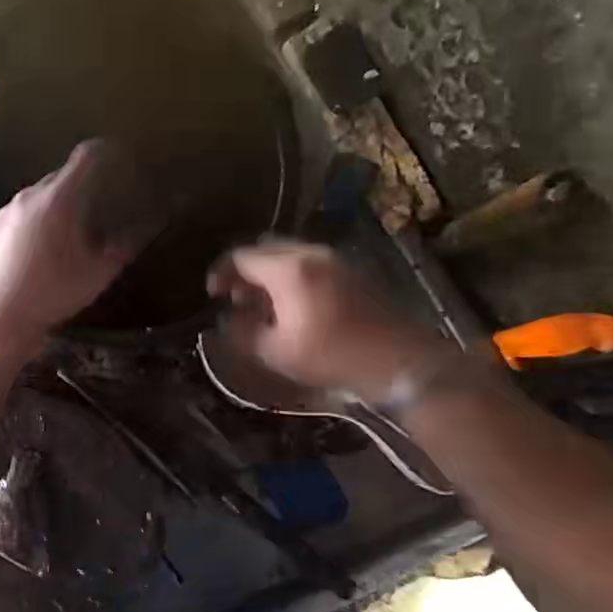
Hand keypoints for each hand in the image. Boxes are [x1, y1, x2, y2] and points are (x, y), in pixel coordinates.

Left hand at [0, 140, 154, 351]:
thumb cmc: (53, 294)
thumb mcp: (99, 271)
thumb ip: (128, 241)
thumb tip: (155, 220)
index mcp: (57, 198)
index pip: (88, 155)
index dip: (111, 153)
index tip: (125, 163)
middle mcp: (28, 196)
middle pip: (64, 175)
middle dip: (87, 185)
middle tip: (105, 204)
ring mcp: (6, 211)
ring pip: (42, 195)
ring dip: (61, 204)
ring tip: (75, 230)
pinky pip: (23, 213)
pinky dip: (39, 219)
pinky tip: (44, 246)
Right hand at [207, 240, 454, 400]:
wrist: (399, 362)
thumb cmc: (330, 356)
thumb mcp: (274, 351)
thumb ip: (242, 332)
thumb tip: (228, 321)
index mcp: (288, 269)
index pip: (241, 256)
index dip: (220, 272)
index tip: (213, 295)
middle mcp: (312, 255)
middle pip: (266, 249)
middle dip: (244, 270)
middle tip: (234, 297)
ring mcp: (337, 261)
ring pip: (290, 254)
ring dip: (268, 273)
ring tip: (261, 304)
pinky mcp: (355, 273)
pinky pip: (311, 264)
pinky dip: (292, 276)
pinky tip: (291, 306)